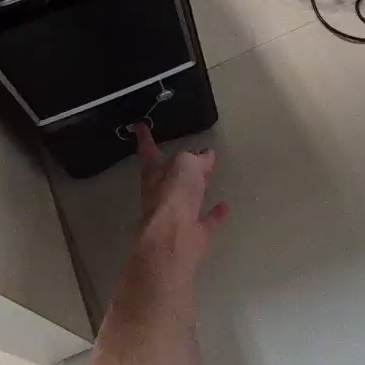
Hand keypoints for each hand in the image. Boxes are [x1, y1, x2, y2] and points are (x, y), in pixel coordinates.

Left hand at [132, 124, 229, 272]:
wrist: (174, 237)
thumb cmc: (173, 194)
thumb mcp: (185, 165)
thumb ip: (195, 159)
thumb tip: (205, 156)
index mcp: (154, 173)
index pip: (149, 150)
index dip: (146, 138)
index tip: (140, 126)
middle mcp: (162, 193)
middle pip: (172, 175)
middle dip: (182, 165)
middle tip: (196, 154)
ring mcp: (176, 214)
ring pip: (188, 196)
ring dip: (198, 186)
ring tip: (210, 175)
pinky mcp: (191, 232)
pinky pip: (205, 219)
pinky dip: (214, 213)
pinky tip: (225, 206)